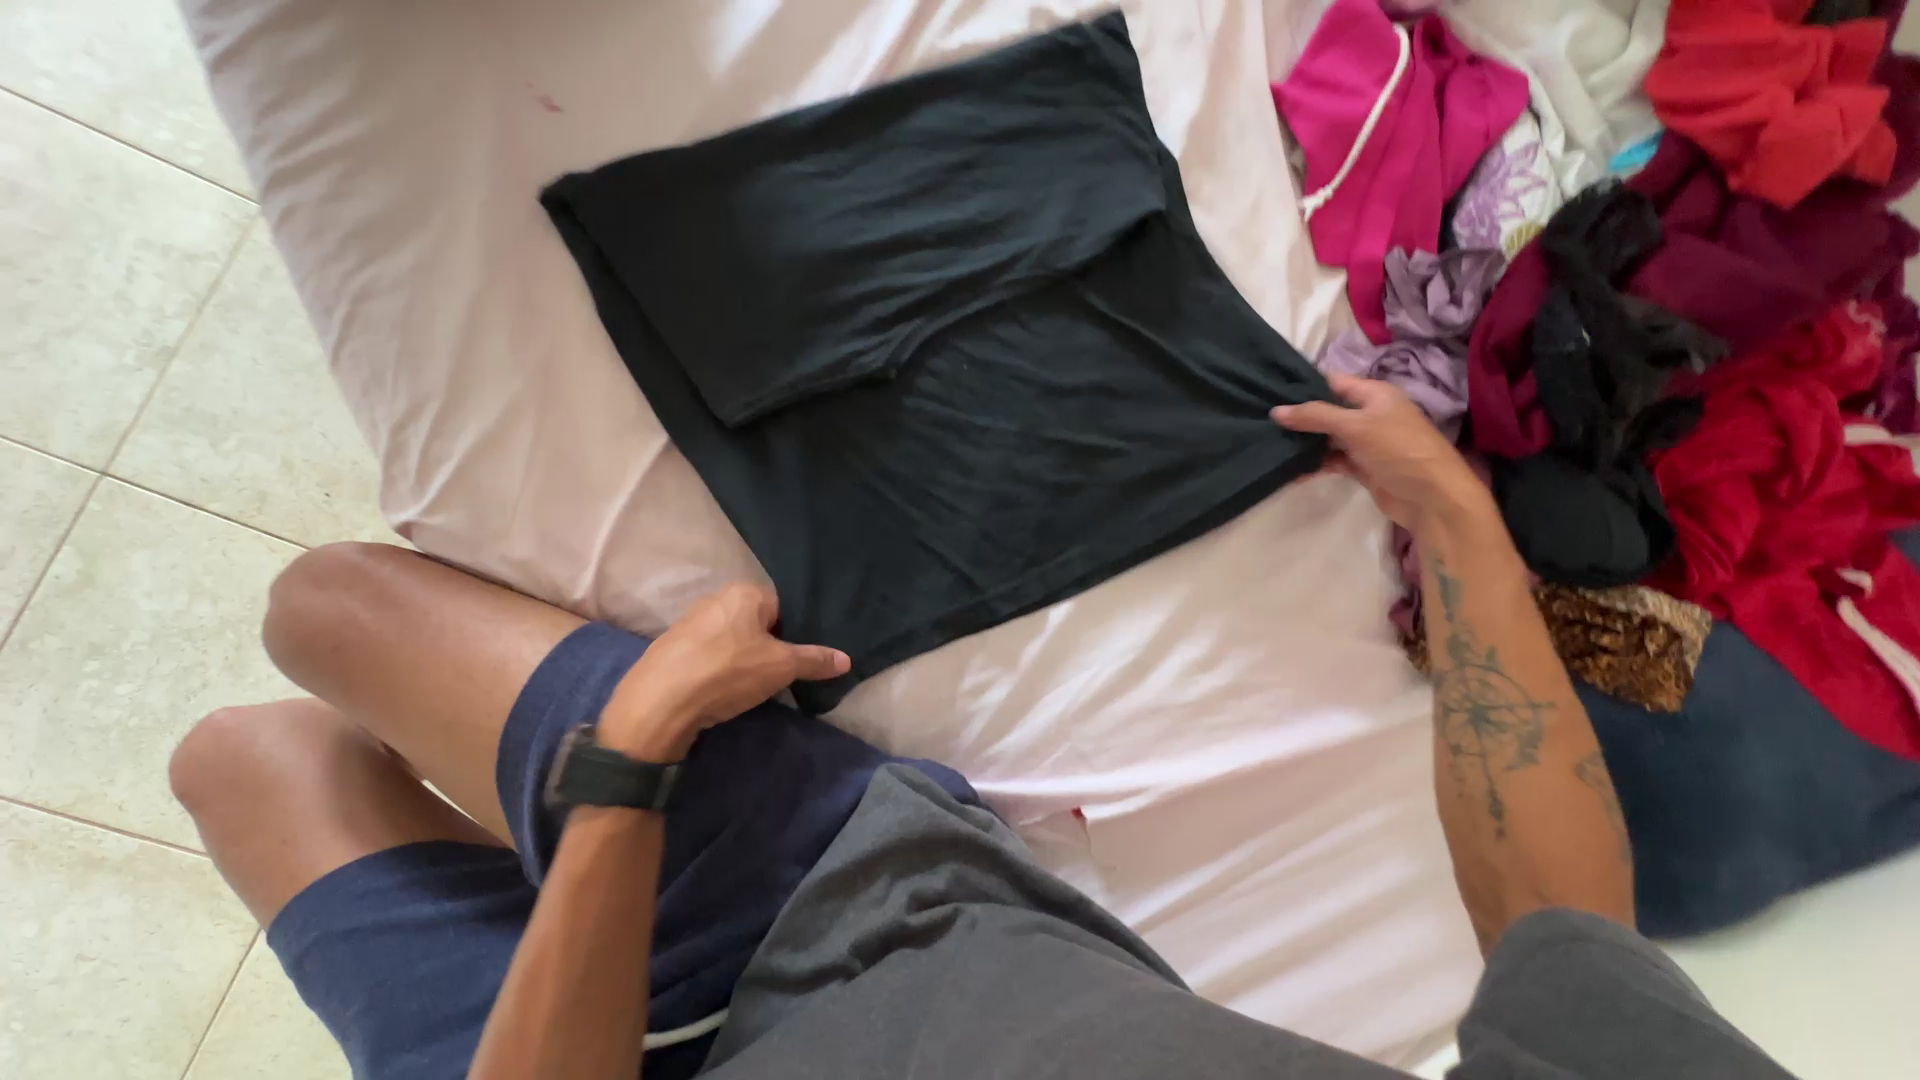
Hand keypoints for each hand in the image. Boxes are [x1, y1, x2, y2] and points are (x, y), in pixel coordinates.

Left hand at [597, 584, 848, 759]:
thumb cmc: (727, 672)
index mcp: (744, 592)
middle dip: (768, 645)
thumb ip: (814, 660)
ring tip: (750, 687)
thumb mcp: (781, 667)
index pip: (782, 605)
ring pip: (730, 639)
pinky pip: (706, 655)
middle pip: (755, 622)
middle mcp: (715, 599)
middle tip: (780, 674)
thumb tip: (846, 659)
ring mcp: (688, 624)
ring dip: (741, 659)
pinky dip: (717, 670)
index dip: (794, 632)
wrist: (659, 704)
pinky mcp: (670, 650)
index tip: (798, 658)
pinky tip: (720, 692)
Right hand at [1271, 373, 1490, 533]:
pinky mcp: (1362, 466)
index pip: (1333, 382)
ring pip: (1327, 437)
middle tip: (1263, 420)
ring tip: (1270, 445)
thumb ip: (1315, 416)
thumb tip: (1276, 411)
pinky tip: (1292, 472)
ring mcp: (1365, 442)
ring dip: (1304, 443)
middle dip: (1299, 416)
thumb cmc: (1398, 449)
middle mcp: (1369, 414)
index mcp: (1374, 394)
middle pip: (1327, 410)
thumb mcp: (1356, 426)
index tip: (1270, 391)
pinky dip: (1314, 465)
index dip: (1304, 385)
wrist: (1431, 496)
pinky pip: (1332, 461)